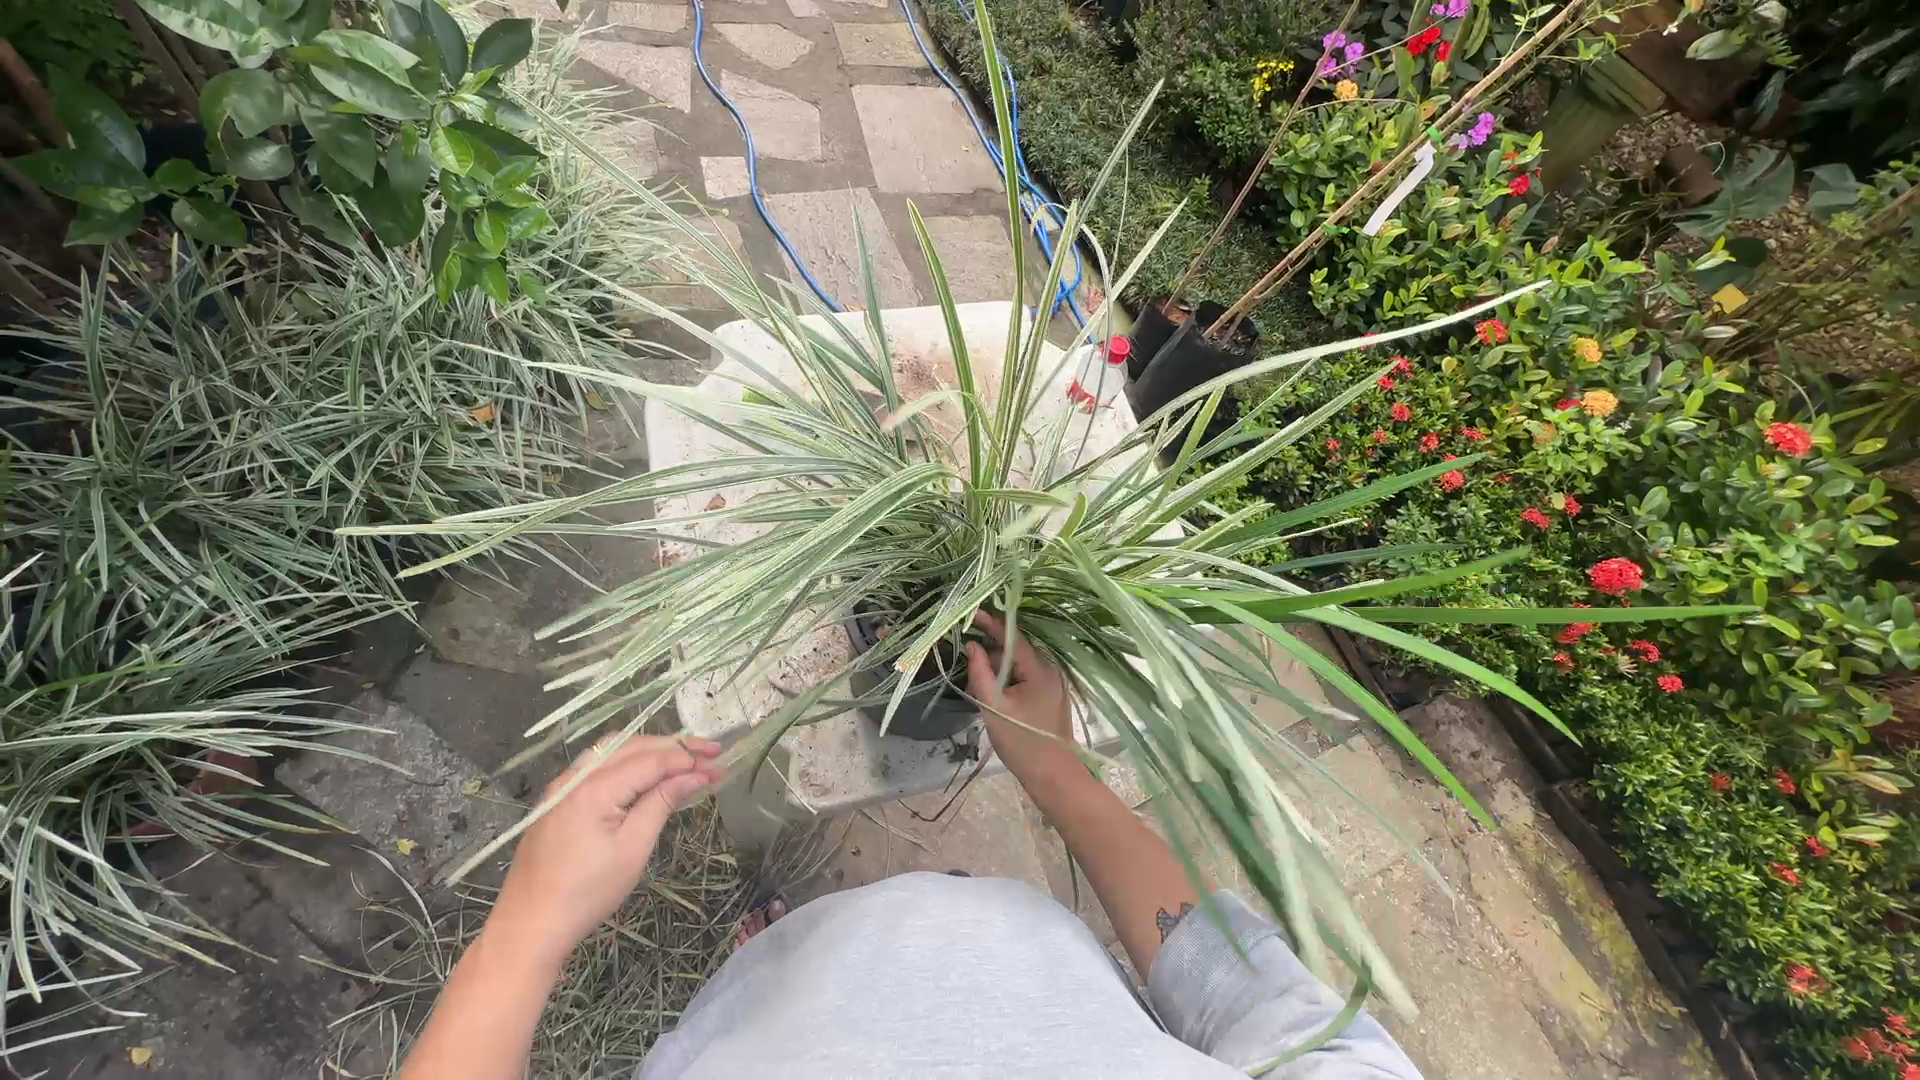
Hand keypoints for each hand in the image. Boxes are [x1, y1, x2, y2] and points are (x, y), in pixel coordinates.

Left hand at [488, 735, 722, 967]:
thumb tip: (696, 774)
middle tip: (711, 752)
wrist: (528, 928)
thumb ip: (662, 802)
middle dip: (674, 747)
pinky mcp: (558, 800)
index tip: (718, 761)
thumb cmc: (586, 893)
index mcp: (594, 788)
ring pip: (614, 751)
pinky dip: (629, 763)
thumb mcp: (633, 849)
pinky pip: (599, 767)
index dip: (687, 758)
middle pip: (633, 746)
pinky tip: (647, 773)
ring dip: (651, 750)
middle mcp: (575, 777)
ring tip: (685, 757)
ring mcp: (562, 787)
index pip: (651, 760)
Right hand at [966, 611, 1075, 779]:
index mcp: (1040, 670)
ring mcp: (1052, 682)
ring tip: (974, 680)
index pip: (1013, 637)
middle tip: (965, 653)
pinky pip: (1024, 677)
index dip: (991, 623)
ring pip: (1018, 664)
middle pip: (1015, 649)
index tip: (971, 613)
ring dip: (997, 667)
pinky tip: (990, 691)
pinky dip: (1006, 679)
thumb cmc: (1022, 742)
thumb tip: (971, 646)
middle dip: (990, 650)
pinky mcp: (1049, 695)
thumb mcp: (993, 706)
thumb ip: (980, 673)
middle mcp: (1050, 670)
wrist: (1052, 775)